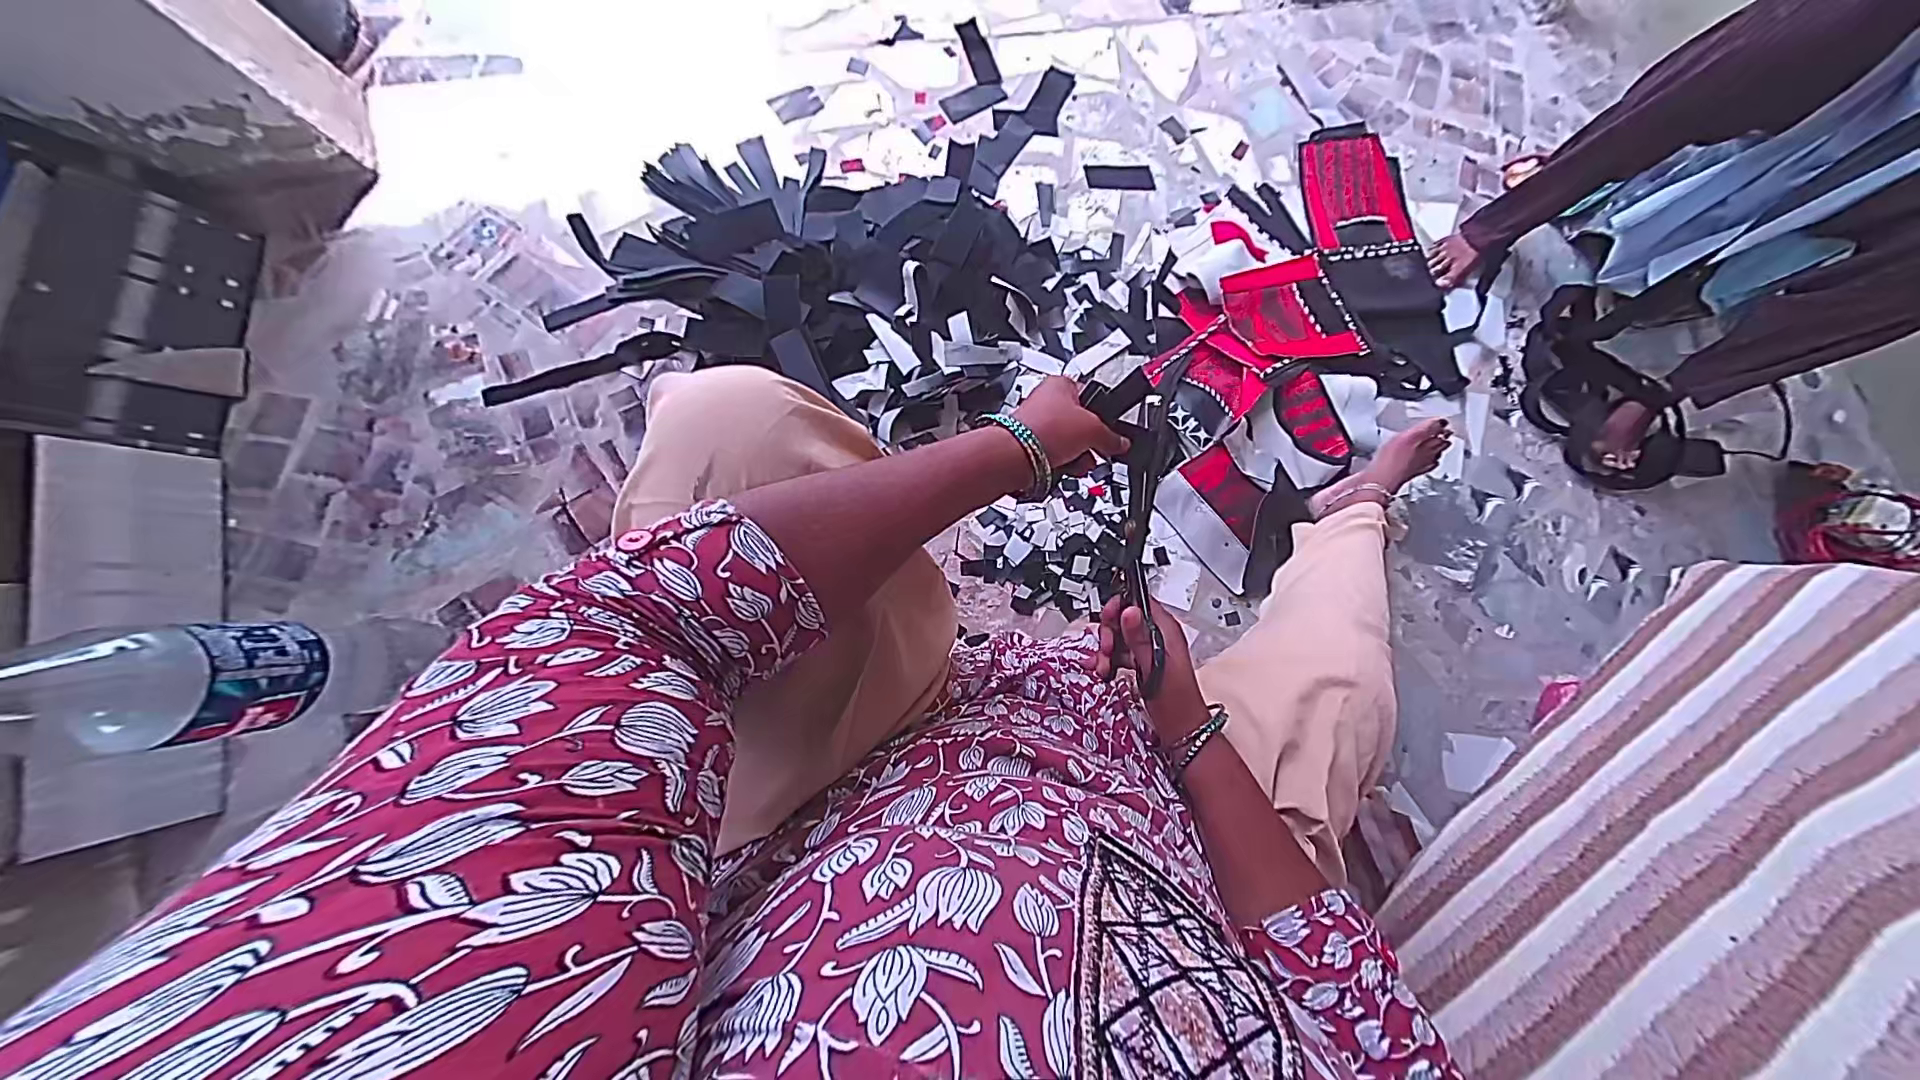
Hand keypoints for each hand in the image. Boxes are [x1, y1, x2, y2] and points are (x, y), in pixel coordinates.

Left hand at [1012, 376, 1128, 472]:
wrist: (1015, 456)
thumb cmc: (1043, 430)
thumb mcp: (1094, 430)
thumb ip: (1112, 437)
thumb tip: (1120, 443)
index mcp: (1061, 384)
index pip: (1092, 396)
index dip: (1105, 416)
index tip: (1112, 431)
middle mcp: (1045, 401)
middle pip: (1079, 424)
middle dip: (1090, 442)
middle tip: (1095, 450)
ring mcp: (1034, 425)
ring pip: (1066, 443)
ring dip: (1077, 456)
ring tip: (1078, 463)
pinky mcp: (1027, 448)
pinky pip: (1052, 457)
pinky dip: (1060, 465)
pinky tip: (1063, 469)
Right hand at [1085, 594, 1210, 743]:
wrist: (1181, 730)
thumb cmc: (1175, 702)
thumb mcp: (1153, 666)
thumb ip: (1139, 638)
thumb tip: (1129, 611)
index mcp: (1166, 631)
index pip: (1140, 601)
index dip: (1120, 606)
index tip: (1108, 619)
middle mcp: (1158, 636)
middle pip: (1125, 618)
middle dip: (1109, 631)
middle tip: (1107, 648)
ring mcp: (1149, 649)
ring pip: (1120, 636)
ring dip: (1106, 648)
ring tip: (1105, 665)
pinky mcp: (1142, 662)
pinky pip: (1120, 652)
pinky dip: (1110, 659)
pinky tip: (1106, 670)